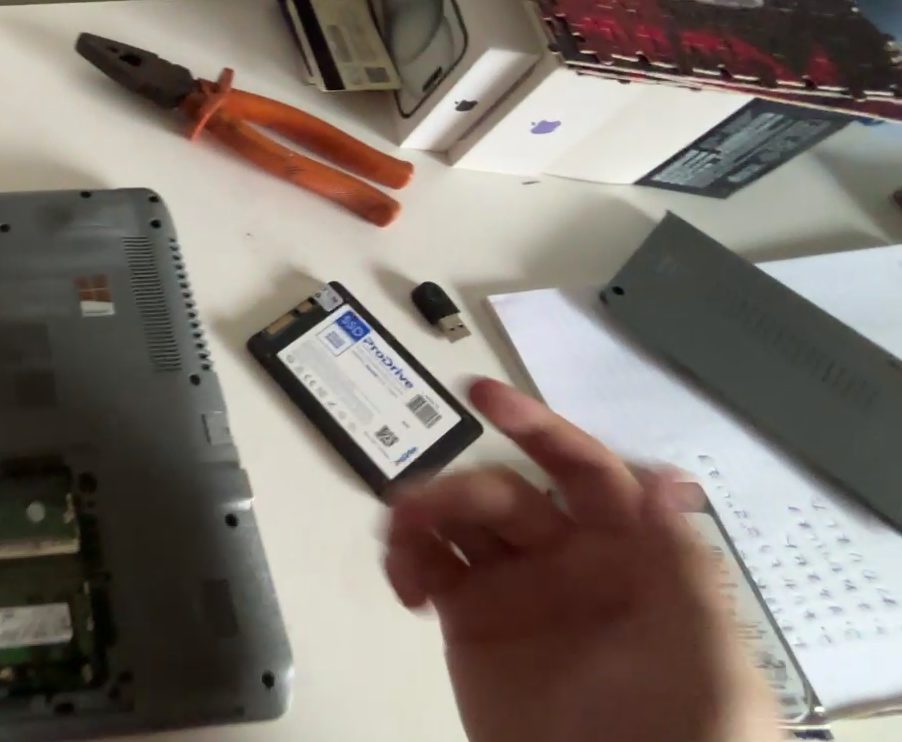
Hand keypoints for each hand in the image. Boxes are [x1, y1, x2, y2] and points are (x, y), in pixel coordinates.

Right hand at [384, 378, 777, 741]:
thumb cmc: (676, 734)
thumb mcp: (703, 658)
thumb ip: (682, 567)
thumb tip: (664, 477)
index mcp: (627, 557)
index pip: (583, 471)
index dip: (537, 427)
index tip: (480, 396)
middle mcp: (565, 559)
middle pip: (499, 493)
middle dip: (454, 491)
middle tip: (416, 511)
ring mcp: (511, 585)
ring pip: (452, 519)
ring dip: (417, 519)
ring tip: (400, 552)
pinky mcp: (465, 614)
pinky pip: (425, 563)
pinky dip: (402, 560)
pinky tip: (403, 585)